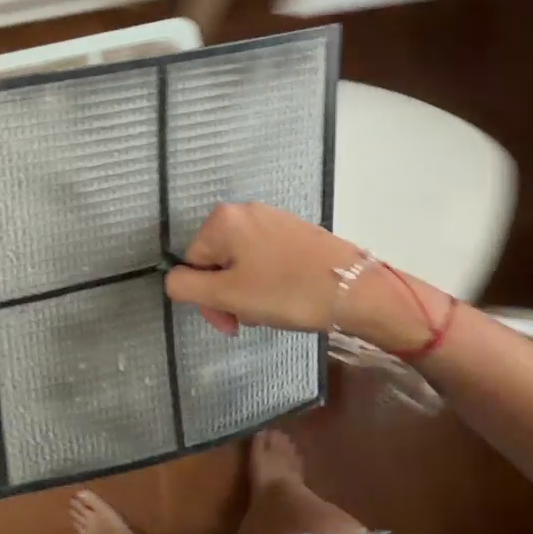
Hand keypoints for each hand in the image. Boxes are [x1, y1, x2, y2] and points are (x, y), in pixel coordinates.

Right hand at [163, 202, 365, 335]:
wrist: (358, 290)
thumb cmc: (287, 292)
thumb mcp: (228, 295)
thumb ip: (186, 287)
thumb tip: (173, 280)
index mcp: (222, 220)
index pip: (193, 263)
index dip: (205, 298)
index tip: (230, 323)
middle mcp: (245, 211)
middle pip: (217, 261)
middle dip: (228, 294)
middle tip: (250, 320)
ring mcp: (274, 219)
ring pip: (242, 262)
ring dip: (248, 291)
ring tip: (272, 311)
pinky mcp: (297, 232)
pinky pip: (267, 258)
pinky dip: (269, 281)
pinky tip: (288, 298)